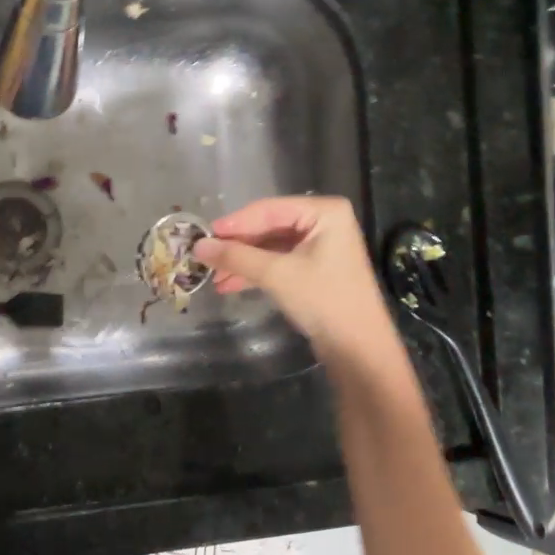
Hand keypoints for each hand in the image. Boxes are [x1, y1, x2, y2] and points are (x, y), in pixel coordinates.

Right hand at [193, 195, 398, 369]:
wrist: (356, 344)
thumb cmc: (322, 299)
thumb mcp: (276, 274)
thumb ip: (236, 257)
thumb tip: (198, 246)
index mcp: (324, 211)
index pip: (268, 209)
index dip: (234, 223)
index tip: (202, 235)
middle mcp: (323, 222)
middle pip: (268, 227)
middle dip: (236, 246)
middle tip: (204, 257)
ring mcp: (319, 247)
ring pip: (270, 247)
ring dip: (241, 262)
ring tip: (212, 277)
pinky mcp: (313, 270)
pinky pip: (277, 263)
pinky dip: (254, 273)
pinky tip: (229, 285)